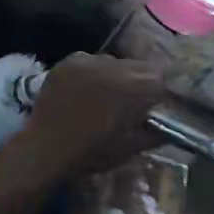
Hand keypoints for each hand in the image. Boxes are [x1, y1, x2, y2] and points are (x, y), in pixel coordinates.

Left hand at [11, 53, 164, 181]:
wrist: (46, 150)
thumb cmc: (92, 153)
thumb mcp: (131, 147)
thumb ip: (155, 132)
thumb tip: (167, 124)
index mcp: (135, 85)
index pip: (160, 78)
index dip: (157, 93)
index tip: (150, 106)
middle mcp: (113, 65)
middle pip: (137, 66)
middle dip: (137, 82)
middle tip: (128, 102)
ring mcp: (87, 60)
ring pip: (112, 61)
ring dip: (113, 75)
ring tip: (103, 96)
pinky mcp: (66, 62)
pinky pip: (88, 61)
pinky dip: (90, 73)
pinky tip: (83, 91)